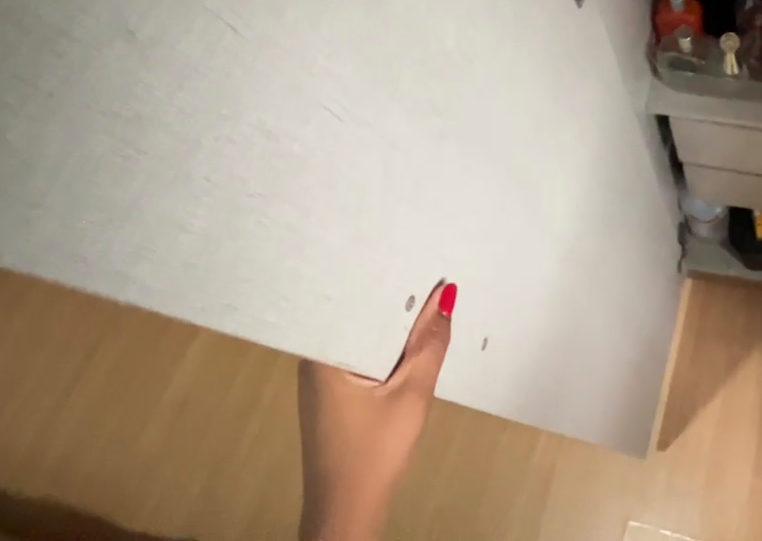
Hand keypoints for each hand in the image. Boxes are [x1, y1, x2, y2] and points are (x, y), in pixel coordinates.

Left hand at [299, 280, 455, 540]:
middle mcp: (314, 358)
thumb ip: (430, 343)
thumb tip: (446, 294)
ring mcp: (321, 376)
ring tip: (427, 289)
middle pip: (359, 313)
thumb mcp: (412, 393)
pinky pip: (362, 351)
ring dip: (393, 320)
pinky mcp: (332, 392)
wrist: (348, 513)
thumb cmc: (376, 452)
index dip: (387, 274)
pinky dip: (386, 342)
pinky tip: (411, 333)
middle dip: (396, 294)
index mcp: (323, 353)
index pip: (354, 297)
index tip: (416, 249)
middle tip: (429, 262)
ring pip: (362, 332)